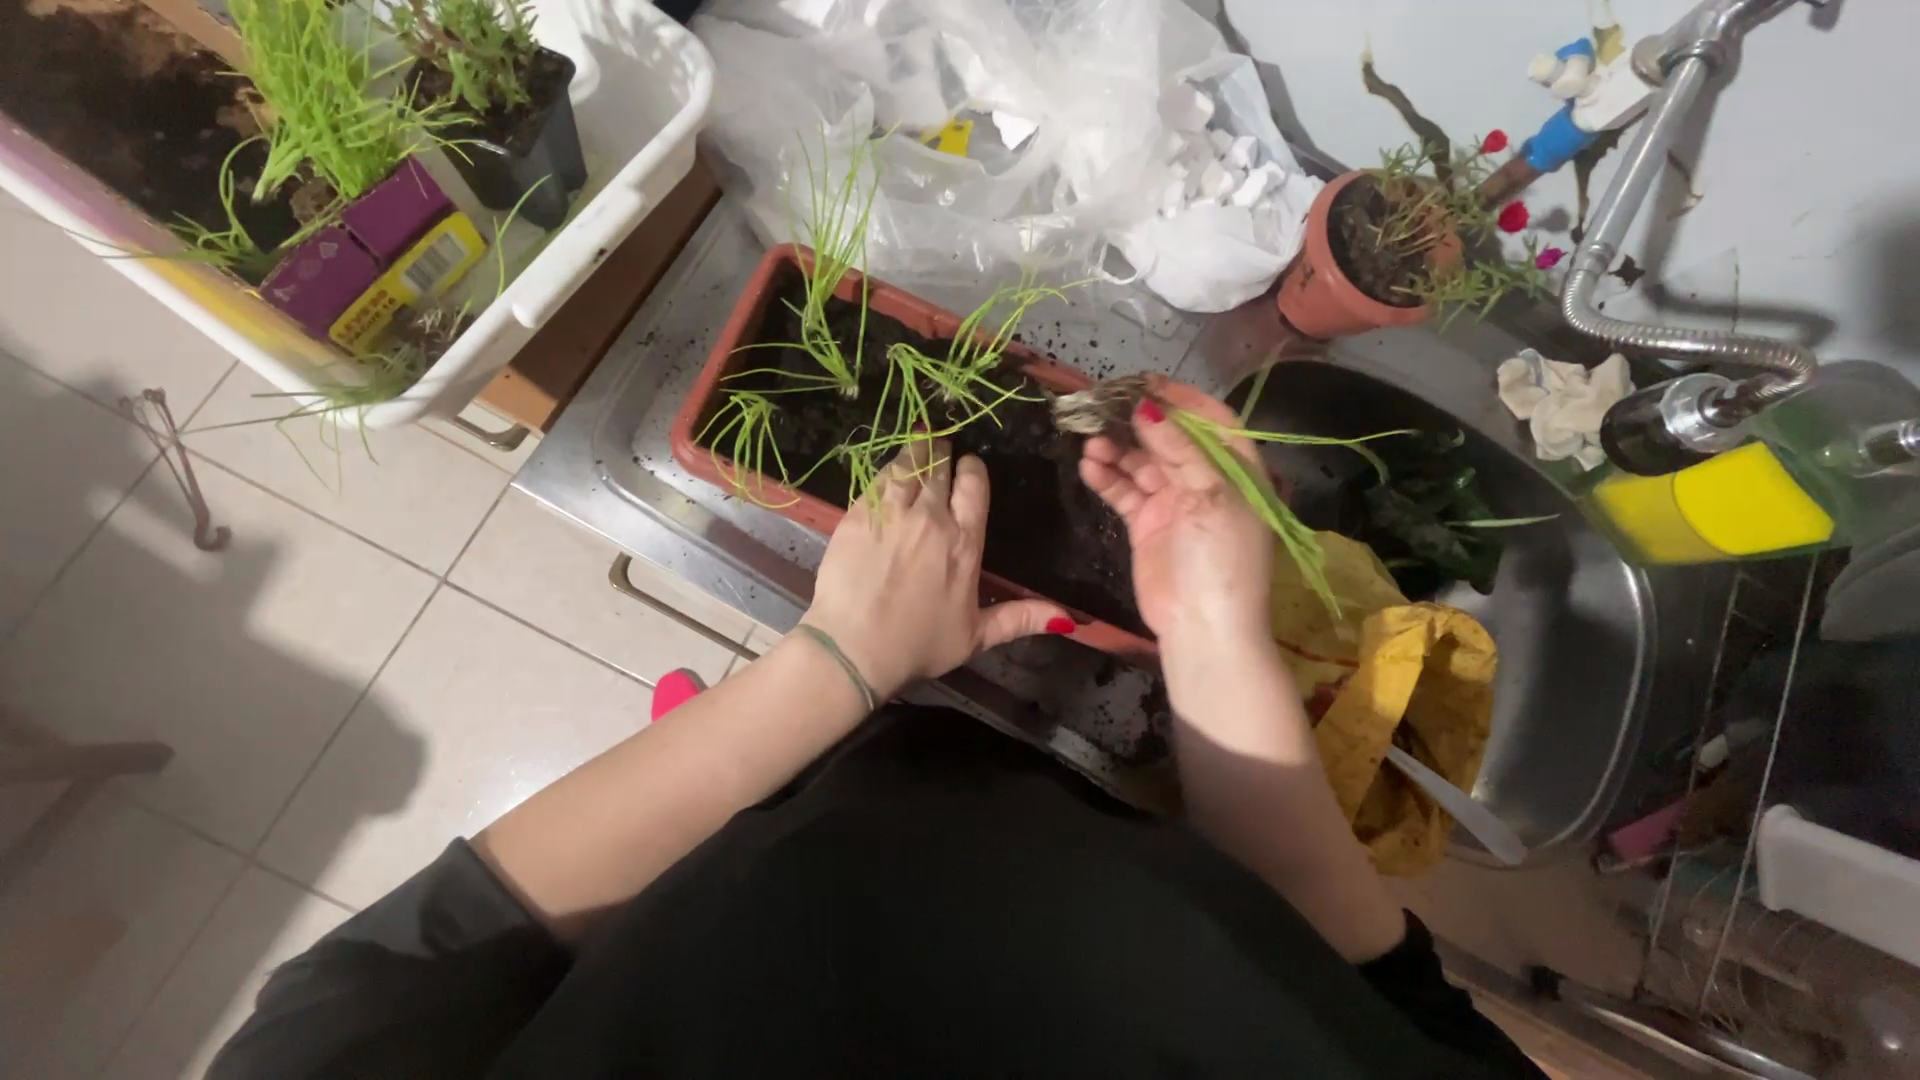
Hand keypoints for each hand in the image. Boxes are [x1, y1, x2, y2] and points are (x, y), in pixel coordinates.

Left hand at [803, 437, 1071, 698]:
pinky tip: (889, 471)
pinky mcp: (857, 515)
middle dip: (943, 453)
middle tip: (941, 449)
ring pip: (908, 464)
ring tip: (919, 444)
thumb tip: (1068, 618)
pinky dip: (887, 470)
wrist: (853, 648)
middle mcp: (931, 518)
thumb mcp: (976, 636)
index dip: (972, 469)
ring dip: (916, 451)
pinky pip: (877, 479)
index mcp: (965, 542)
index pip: (974, 485)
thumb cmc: (918, 645)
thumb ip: (1020, 618)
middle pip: (940, 467)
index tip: (968, 466)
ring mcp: (891, 512)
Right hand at [1079, 377, 1272, 652]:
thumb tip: (1145, 408)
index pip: (1211, 420)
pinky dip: (1107, 478)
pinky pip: (1124, 492)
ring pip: (1141, 463)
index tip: (1143, 383)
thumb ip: (1179, 449)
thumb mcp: (1210, 495)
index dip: (1181, 399)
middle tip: (1102, 406)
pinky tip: (1089, 467)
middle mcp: (1204, 481)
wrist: (1202, 626)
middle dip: (1137, 421)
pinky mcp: (1146, 525)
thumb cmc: (1221, 556)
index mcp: (1236, 470)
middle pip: (1169, 439)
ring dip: (1117, 449)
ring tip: (1090, 442)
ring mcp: (1173, 503)